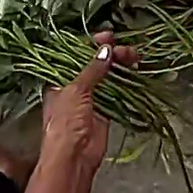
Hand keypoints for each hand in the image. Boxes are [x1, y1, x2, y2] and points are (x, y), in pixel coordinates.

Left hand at [39, 34, 134, 172]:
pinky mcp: (104, 109)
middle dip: (108, 53)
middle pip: (93, 63)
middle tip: (123, 48)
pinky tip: (134, 69)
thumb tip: (106, 50)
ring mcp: (90, 97)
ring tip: (133, 55)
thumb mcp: (75, 90)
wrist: (73, 157)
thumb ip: (92, 69)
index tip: (107, 35)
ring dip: (119, 64)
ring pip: (106, 74)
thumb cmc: (65, 122)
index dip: (90, 43)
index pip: (75, 53)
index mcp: (59, 79)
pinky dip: (125, 79)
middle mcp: (74, 86)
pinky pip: (116, 89)